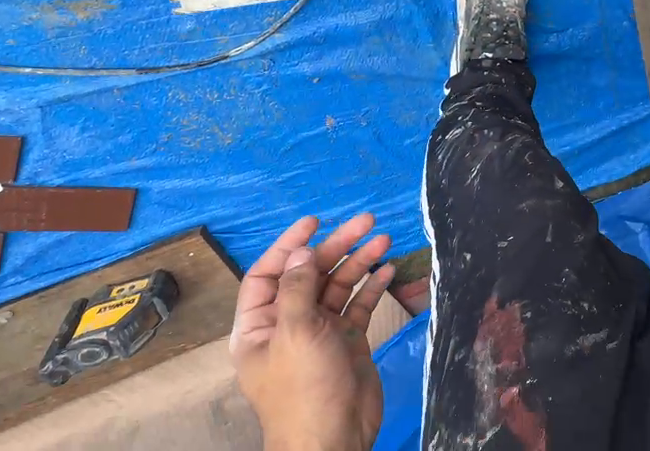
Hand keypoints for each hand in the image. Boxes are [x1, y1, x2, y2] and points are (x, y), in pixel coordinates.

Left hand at [231, 214, 395, 450]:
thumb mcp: (296, 333)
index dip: (288, 246)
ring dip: (360, 262)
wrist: (333, 436)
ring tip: (385, 240)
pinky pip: (358, 304)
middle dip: (337, 247)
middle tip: (368, 221)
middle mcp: (289, 325)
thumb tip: (299, 252)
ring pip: (338, 286)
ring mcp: (320, 333)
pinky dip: (373, 286)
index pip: (267, 276)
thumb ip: (297, 289)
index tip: (315, 221)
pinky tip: (389, 270)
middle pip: (311, 275)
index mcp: (260, 327)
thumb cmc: (304, 386)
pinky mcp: (348, 340)